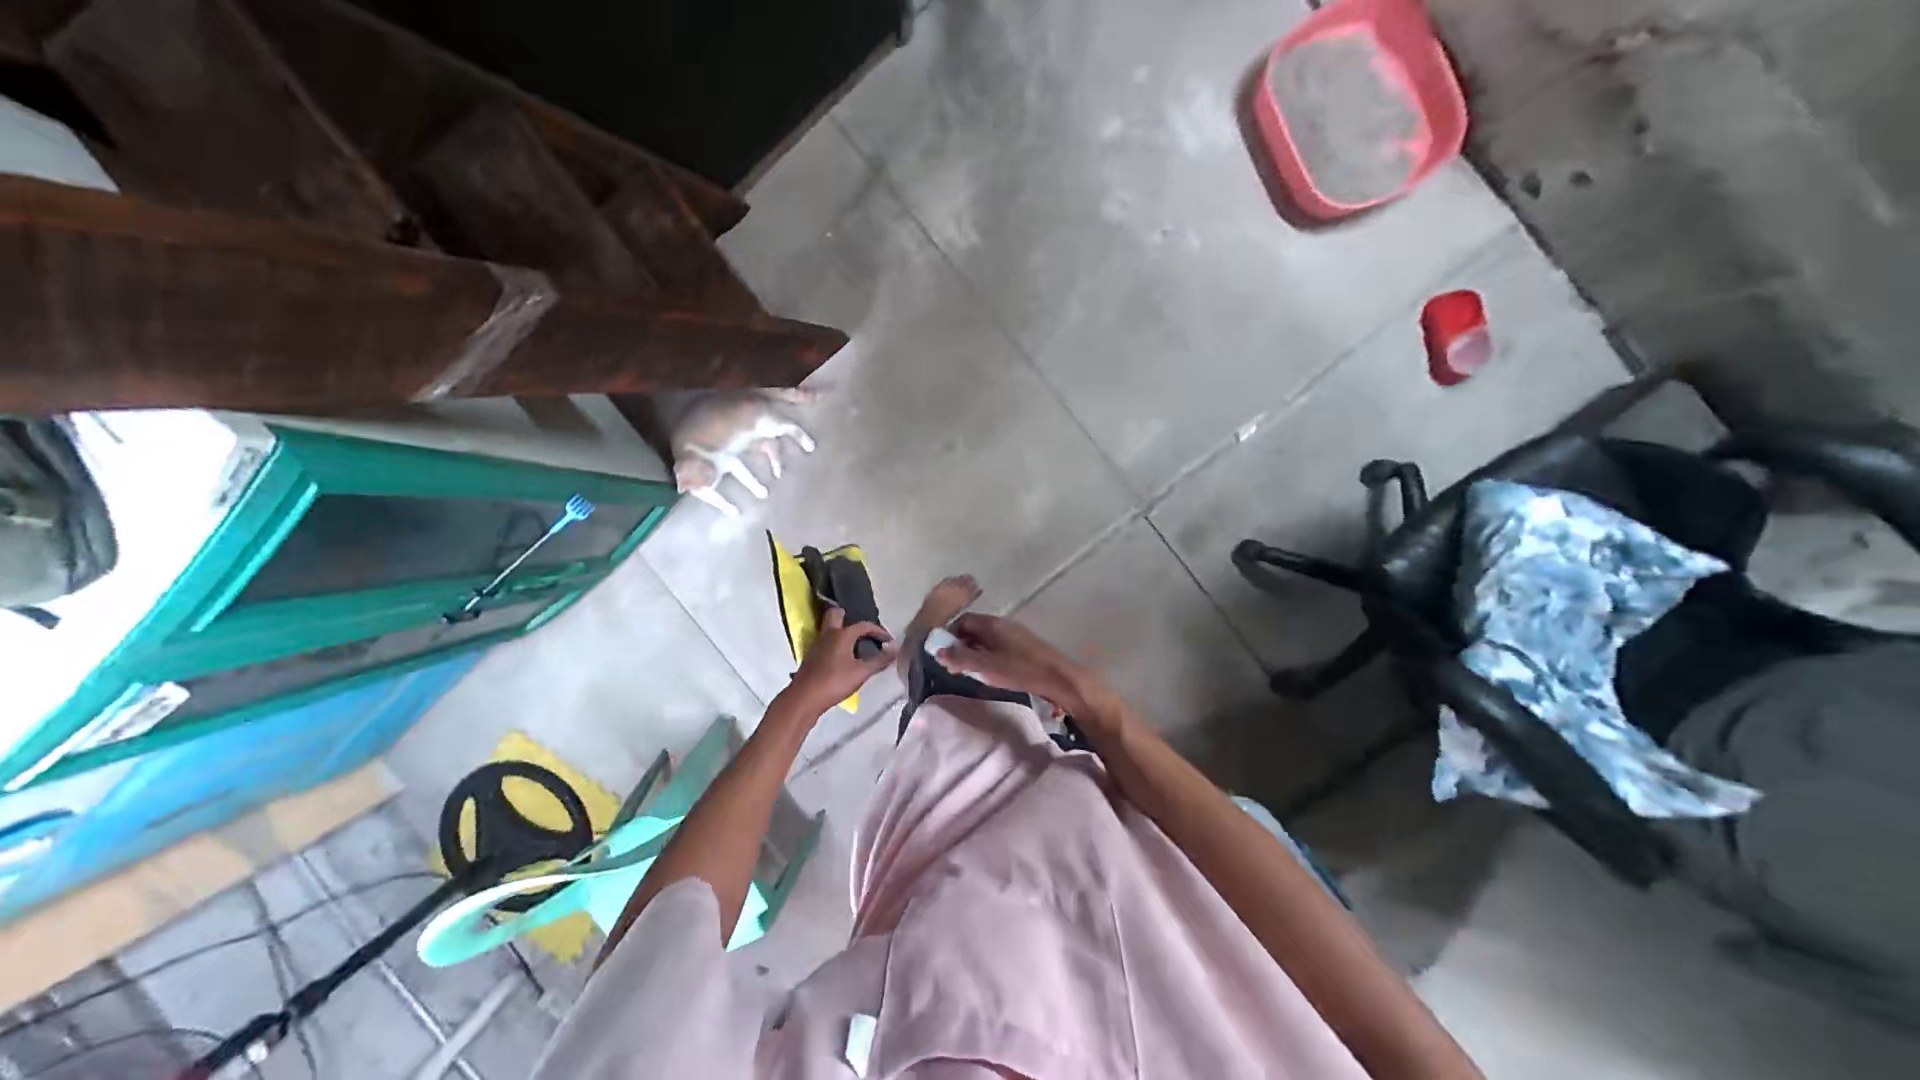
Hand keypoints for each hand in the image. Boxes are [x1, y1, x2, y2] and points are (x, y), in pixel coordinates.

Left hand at [781, 607, 898, 713]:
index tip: (889, 640)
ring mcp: (817, 645)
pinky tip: (842, 656)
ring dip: (841, 630)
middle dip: (848, 616)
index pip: (863, 625)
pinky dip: (835, 642)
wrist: (804, 699)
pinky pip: (825, 641)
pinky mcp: (811, 656)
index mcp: (841, 635)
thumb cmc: (834, 682)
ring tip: (855, 643)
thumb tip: (896, 647)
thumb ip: (880, 660)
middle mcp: (827, 634)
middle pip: (835, 614)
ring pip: (829, 628)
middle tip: (862, 629)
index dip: (878, 630)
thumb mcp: (861, 672)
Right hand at [936, 613, 1107, 716]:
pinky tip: (990, 673)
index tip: (942, 653)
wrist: (1059, 678)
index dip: (949, 635)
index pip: (963, 620)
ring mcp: (1015, 635)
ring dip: (974, 653)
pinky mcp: (1024, 647)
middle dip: (961, 645)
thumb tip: (937, 651)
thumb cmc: (1021, 670)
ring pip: (987, 639)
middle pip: (974, 629)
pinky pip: (998, 647)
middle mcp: (1003, 624)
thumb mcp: (986, 666)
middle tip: (953, 665)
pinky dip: (988, 657)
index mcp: (992, 624)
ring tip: (969, 671)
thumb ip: (961, 658)